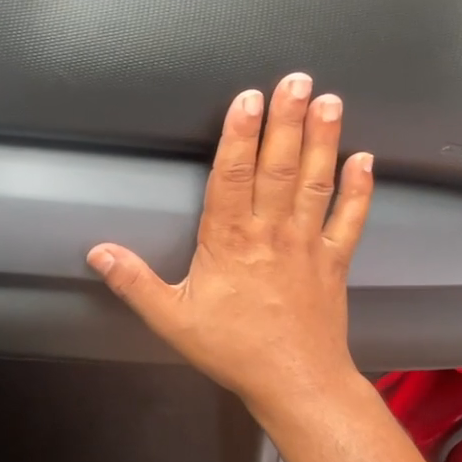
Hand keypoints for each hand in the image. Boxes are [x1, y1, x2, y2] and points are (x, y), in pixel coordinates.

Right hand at [87, 73, 373, 415]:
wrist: (295, 381)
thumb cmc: (230, 348)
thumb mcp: (169, 318)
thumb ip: (133, 281)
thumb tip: (97, 251)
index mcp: (229, 242)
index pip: (233, 178)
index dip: (239, 136)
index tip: (247, 100)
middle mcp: (271, 234)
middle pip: (278, 168)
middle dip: (286, 121)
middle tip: (296, 80)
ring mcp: (308, 245)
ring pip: (314, 183)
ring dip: (322, 140)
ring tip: (329, 101)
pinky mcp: (334, 262)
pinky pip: (350, 219)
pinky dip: (359, 188)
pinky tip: (364, 159)